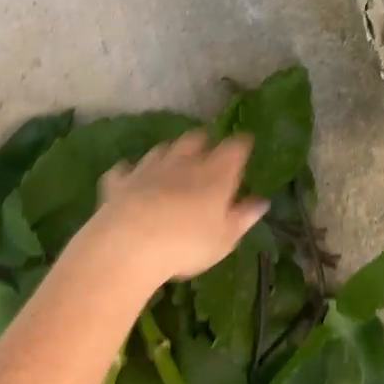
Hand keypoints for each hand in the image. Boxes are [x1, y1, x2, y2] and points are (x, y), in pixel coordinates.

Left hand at [89, 131, 268, 283]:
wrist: (129, 245)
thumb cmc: (186, 244)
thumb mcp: (225, 238)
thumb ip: (244, 217)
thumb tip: (263, 202)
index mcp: (215, 173)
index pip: (235, 147)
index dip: (241, 145)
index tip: (245, 147)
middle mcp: (184, 162)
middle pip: (196, 139)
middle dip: (204, 142)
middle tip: (208, 154)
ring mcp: (150, 168)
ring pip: (163, 149)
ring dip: (170, 153)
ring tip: (172, 164)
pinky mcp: (120, 182)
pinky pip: (124, 170)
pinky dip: (129, 172)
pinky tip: (130, 179)